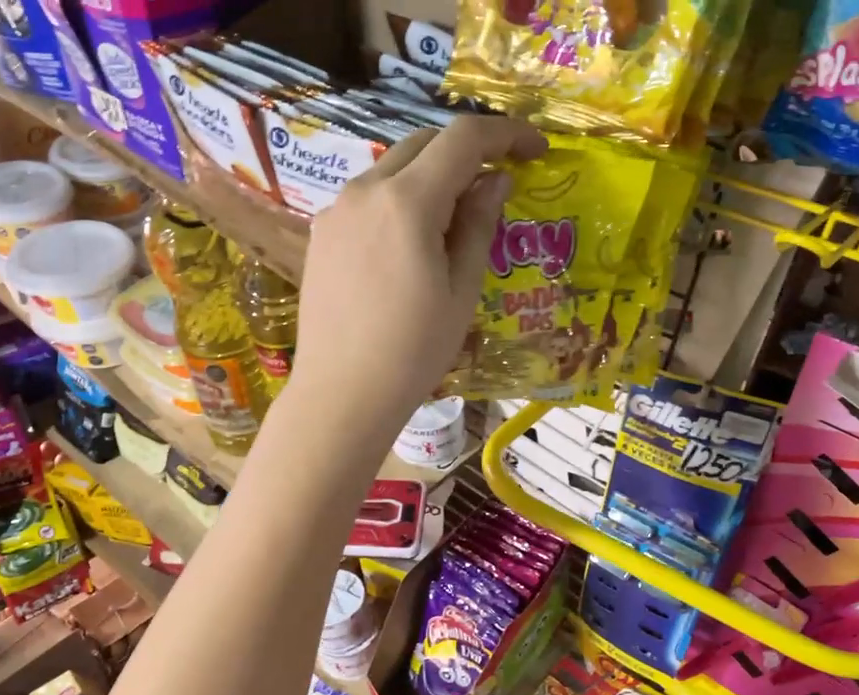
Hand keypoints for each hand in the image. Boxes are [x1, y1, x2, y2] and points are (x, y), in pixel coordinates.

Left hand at [292, 116, 546, 426]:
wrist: (342, 395)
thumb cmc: (413, 353)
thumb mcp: (461, 291)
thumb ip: (478, 226)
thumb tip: (495, 181)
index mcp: (407, 202)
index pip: (463, 139)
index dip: (506, 134)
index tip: (536, 149)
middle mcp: (366, 190)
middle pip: (424, 143)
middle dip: (466, 152)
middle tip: (497, 186)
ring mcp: (337, 211)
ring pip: (392, 169)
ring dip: (430, 177)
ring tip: (455, 222)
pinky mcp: (322, 234)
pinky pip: (369, 198)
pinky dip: (399, 201)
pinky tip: (412, 245)